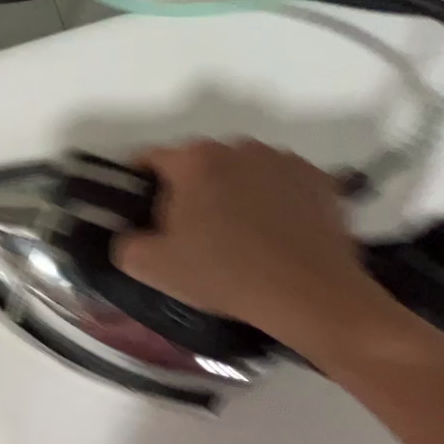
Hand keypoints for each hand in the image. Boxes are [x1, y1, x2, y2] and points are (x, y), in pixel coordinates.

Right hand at [114, 138, 392, 344]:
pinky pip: (278, 182)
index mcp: (194, 161)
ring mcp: (285, 161)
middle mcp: (240, 149)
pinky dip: (267, 197)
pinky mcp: (320, 180)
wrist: (308, 294)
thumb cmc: (221, 274)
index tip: (137, 213)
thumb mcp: (147, 265)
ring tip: (230, 231)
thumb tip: (130, 231)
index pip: (148, 158)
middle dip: (185, 187)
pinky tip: (266, 231)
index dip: (136, 185)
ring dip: (228, 189)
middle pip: (197, 161)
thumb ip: (123, 240)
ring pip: (239, 169)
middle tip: (184, 228)